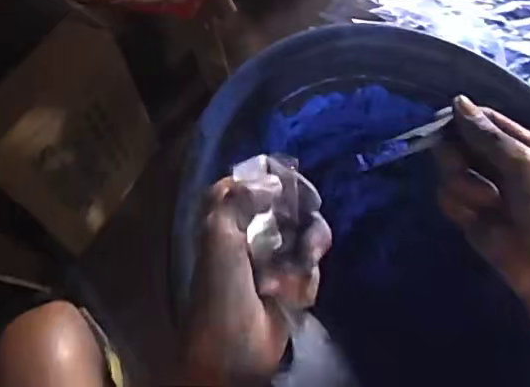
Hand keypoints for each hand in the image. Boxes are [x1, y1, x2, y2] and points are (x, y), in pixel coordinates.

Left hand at [180, 176, 328, 385]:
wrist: (234, 348)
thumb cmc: (221, 286)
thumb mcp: (220, 233)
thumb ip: (240, 199)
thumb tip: (272, 181)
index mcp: (224, 211)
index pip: (252, 180)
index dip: (273, 180)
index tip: (295, 186)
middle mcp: (248, 228)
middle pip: (286, 208)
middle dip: (301, 222)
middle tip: (309, 239)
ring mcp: (270, 256)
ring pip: (303, 238)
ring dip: (304, 255)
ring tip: (293, 273)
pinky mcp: (290, 284)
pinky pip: (308, 270)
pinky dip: (303, 281)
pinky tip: (289, 296)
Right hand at [434, 95, 529, 301]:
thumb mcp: (527, 167)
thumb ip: (488, 134)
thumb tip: (457, 100)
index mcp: (528, 146)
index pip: (483, 118)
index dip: (462, 118)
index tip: (443, 123)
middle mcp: (504, 162)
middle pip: (457, 139)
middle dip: (457, 154)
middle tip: (465, 166)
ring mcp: (485, 186)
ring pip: (447, 165)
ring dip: (461, 182)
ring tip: (486, 202)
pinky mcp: (469, 211)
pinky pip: (446, 193)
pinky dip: (458, 204)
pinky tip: (478, 218)